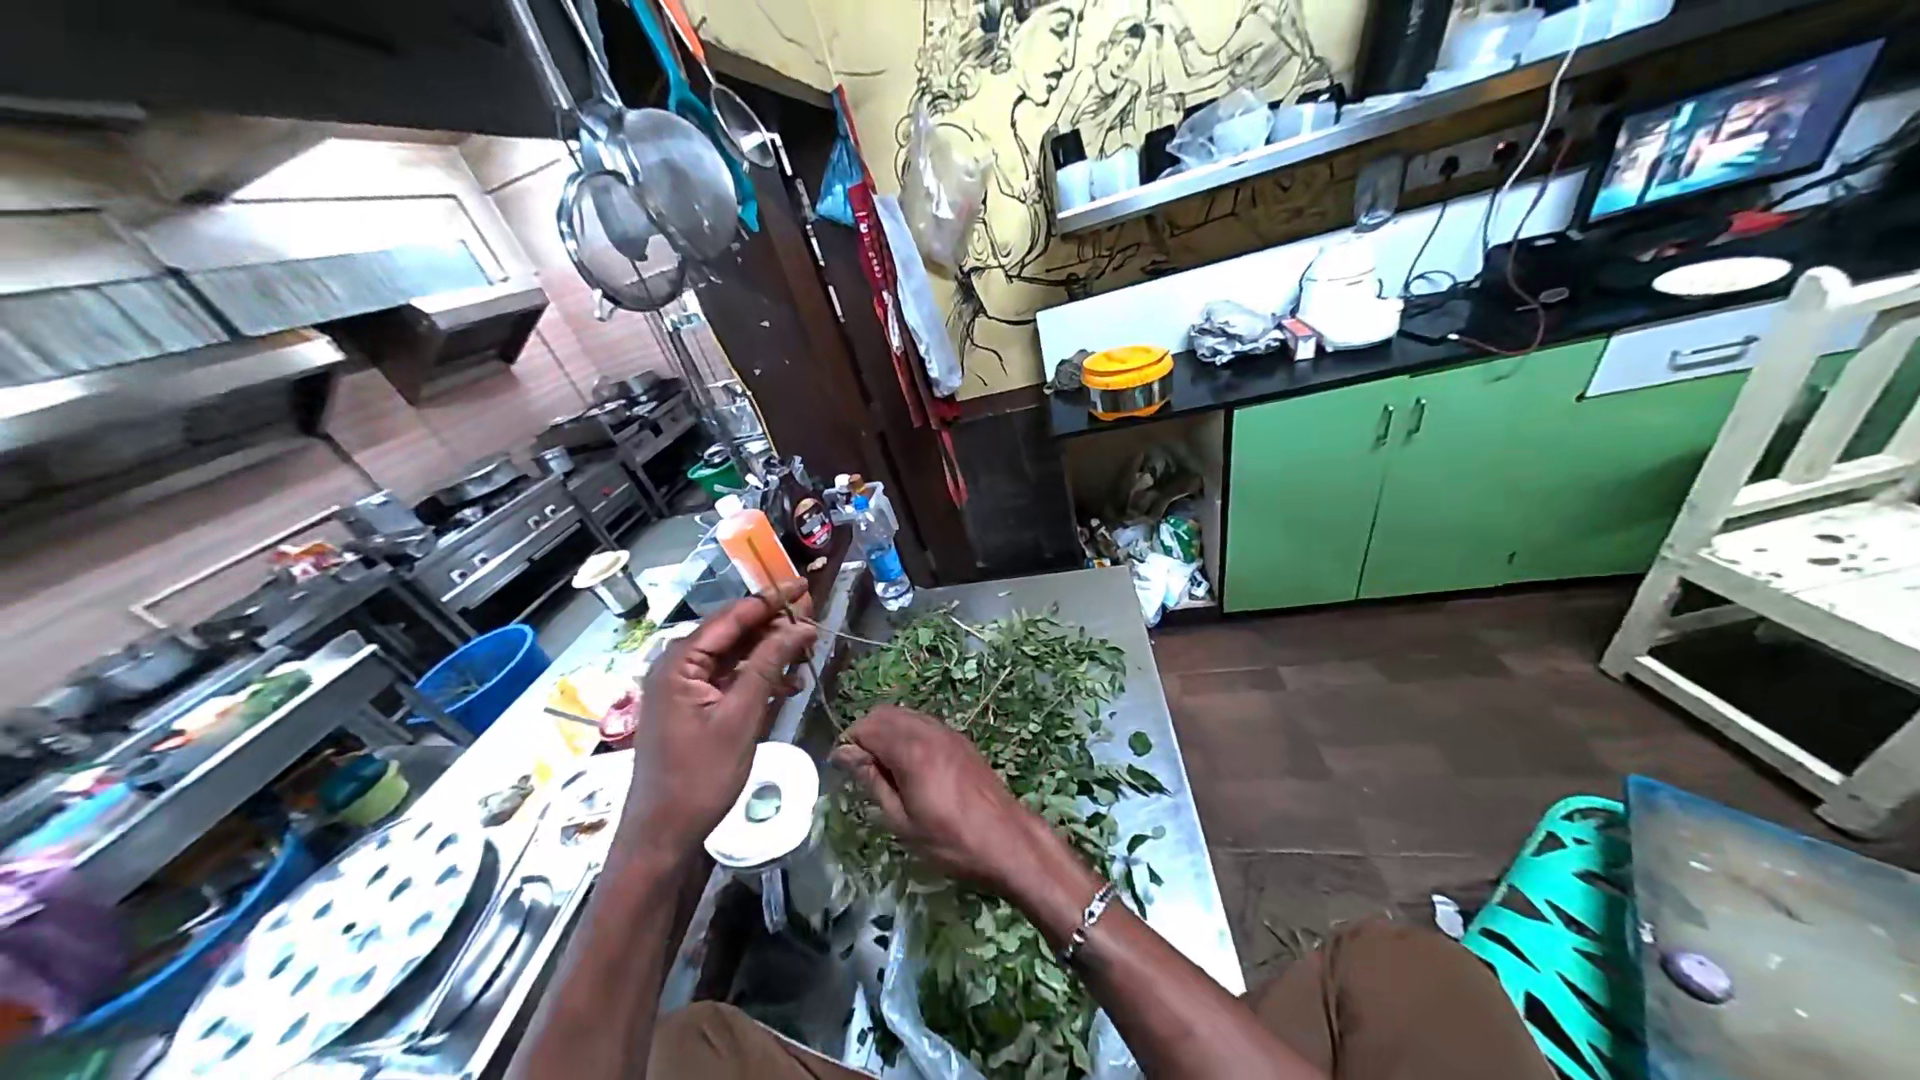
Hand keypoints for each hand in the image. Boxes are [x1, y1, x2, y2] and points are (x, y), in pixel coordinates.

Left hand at [623, 582, 816, 855]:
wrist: (664, 833)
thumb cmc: (700, 775)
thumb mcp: (741, 715)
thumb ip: (769, 665)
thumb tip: (800, 626)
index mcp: (680, 661)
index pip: (732, 616)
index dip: (771, 600)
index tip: (805, 588)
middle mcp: (678, 666)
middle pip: (733, 632)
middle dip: (774, 625)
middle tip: (813, 619)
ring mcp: (685, 687)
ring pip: (736, 655)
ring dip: (771, 652)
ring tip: (807, 649)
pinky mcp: (695, 707)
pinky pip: (731, 679)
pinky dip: (760, 677)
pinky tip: (789, 683)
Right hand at [830, 705, 1058, 893]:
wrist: (1007, 840)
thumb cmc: (950, 840)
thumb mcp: (902, 820)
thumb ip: (873, 781)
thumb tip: (845, 755)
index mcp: (911, 749)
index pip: (866, 727)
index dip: (850, 746)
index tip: (846, 772)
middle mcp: (928, 730)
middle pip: (884, 714)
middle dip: (866, 735)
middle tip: (864, 772)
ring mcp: (947, 732)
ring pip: (905, 716)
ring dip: (887, 733)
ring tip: (887, 772)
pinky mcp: (960, 740)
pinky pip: (924, 724)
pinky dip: (908, 735)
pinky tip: (911, 767)